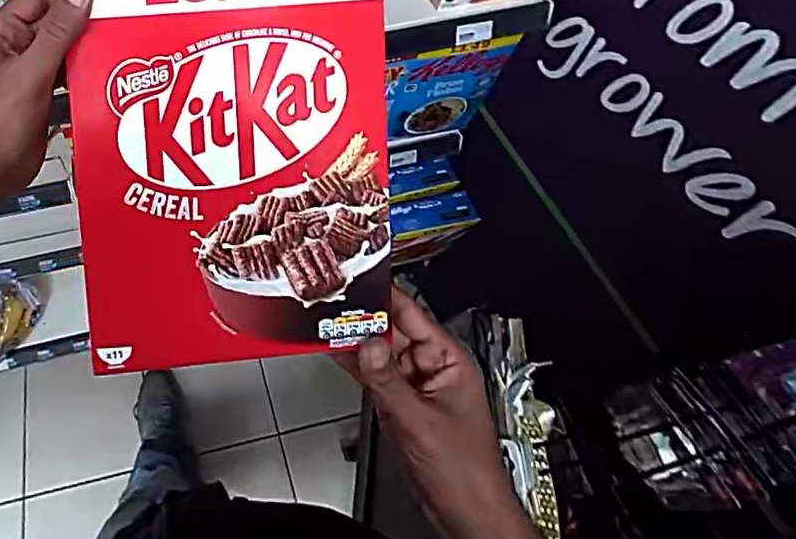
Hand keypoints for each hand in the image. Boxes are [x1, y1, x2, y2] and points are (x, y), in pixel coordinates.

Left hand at [0, 0, 91, 264]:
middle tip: (116, 23)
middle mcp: (13, 48)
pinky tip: (104, 73)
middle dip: (83, 24)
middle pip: (55, 22)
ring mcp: (28, 71)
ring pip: (64, 48)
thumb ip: (57, 32)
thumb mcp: (31, 72)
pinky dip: (84, 71)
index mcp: (1, 34)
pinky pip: (67, 72)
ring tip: (114, 46)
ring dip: (86, 48)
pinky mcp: (41, 93)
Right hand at [335, 288, 533, 538]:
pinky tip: (335, 353)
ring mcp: (413, 384)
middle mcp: (430, 366)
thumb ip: (388, 380)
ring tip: (326, 327)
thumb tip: (365, 344)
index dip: (383, 295)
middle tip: (332, 308)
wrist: (469, 520)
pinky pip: (373, 372)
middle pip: (390, 329)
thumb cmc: (467, 476)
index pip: (411, 312)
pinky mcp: (400, 401)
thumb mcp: (421, 422)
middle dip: (361, 319)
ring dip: (354, 341)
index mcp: (449, 359)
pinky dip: (354, 363)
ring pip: (378, 350)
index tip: (356, 281)